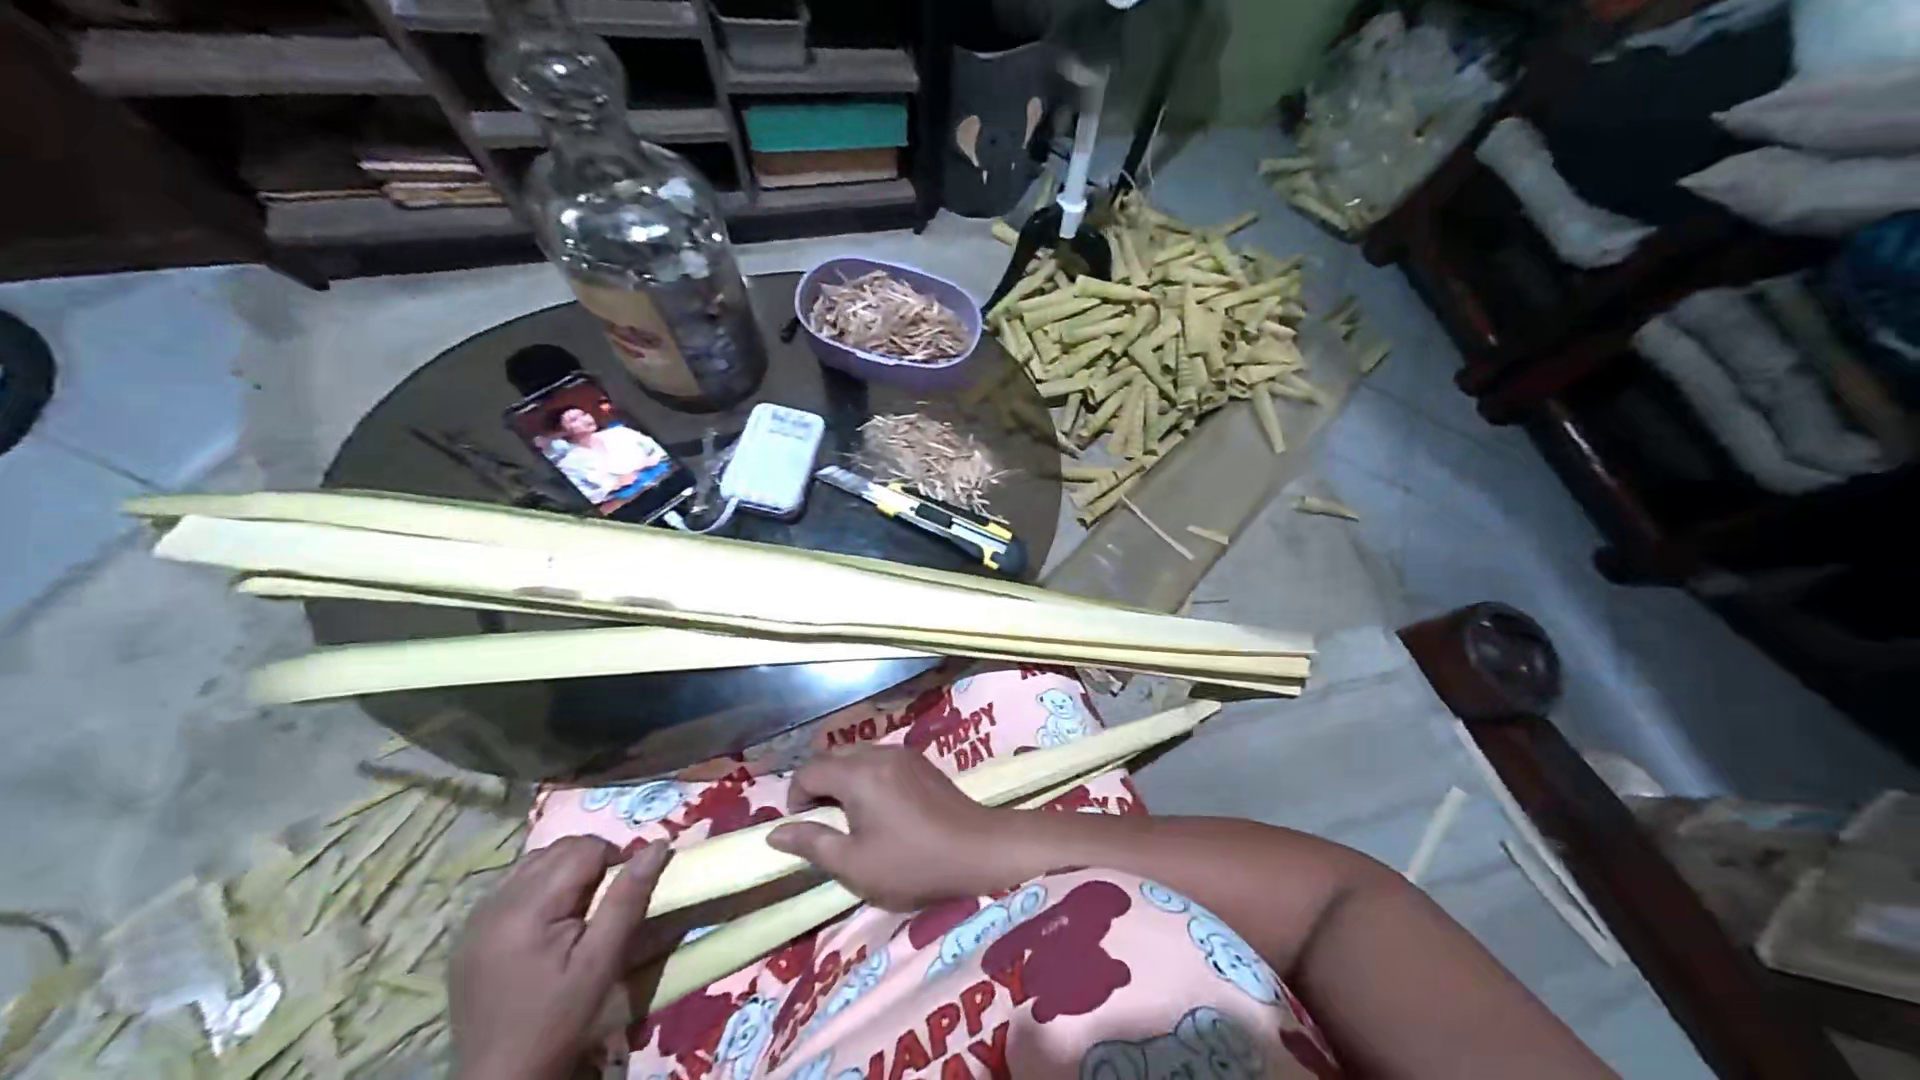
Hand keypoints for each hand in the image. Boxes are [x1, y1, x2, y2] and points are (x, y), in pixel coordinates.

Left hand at [449, 836, 670, 1079]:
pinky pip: (512, 884)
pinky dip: (538, 888)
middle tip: (604, 902)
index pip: (583, 849)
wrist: (501, 1079)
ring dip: (564, 872)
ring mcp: (474, 917)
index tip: (622, 895)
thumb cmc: (559, 1020)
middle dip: (590, 863)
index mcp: (526, 908)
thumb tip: (658, 845)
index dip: (613, 861)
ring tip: (577, 911)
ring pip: (534, 861)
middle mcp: (493, 902)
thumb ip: (628, 898)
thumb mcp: (602, 961)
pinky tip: (546, 923)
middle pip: (557, 849)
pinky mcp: (467, 931)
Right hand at [766, 745, 1018, 909]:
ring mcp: (902, 753)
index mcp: (858, 775)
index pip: (808, 771)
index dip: (795, 797)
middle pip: (831, 756)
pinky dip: (865, 774)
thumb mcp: (854, 864)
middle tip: (822, 821)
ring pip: (855, 754)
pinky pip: (878, 758)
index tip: (802, 826)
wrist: (977, 850)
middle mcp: (878, 753)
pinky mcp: (919, 761)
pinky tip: (878, 805)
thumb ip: (812, 843)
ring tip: (848, 815)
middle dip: (817, 783)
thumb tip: (775, 833)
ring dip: (841, 777)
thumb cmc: (913, 863)